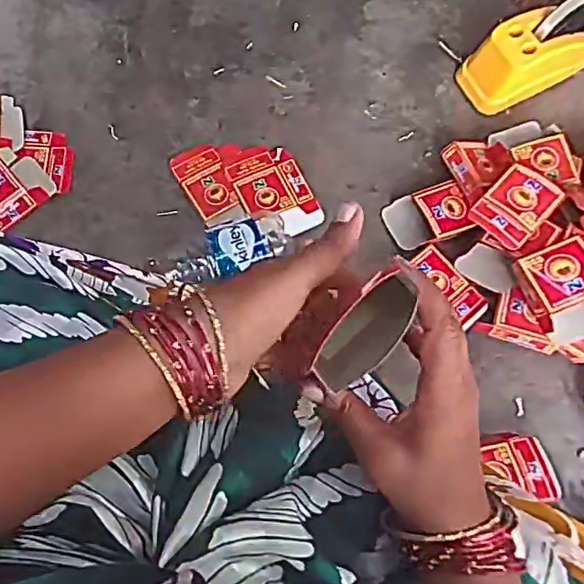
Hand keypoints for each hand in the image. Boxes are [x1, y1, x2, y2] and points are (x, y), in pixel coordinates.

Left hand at [201, 203, 364, 387]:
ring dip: (324, 340)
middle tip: (367, 332)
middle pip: (314, 301)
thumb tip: (355, 209)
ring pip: (303, 329)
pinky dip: (304, 363)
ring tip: (350, 356)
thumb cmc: (252, 311)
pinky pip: (288, 356)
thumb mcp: (295, 278)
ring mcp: (264, 326)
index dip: (350, 279)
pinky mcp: (257, 354)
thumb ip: (327, 251)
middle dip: (339, 313)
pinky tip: (320, 374)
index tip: (377, 297)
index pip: (325, 268)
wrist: (206, 354)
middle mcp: (273, 296)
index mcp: (283, 272)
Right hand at [316, 262, 490, 534]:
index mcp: (445, 385)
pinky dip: (420, 331)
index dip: (419, 291)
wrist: (455, 519)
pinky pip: (442, 349)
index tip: (393, 270)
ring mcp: (460, 386)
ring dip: (419, 310)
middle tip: (381, 277)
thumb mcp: (379, 450)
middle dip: (417, 292)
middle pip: (446, 320)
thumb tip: (314, 382)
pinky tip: (396, 331)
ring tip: (385, 296)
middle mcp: (458, 378)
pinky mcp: (454, 394)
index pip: (440, 323)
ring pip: (446, 333)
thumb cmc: (422, 485)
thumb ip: (348, 411)